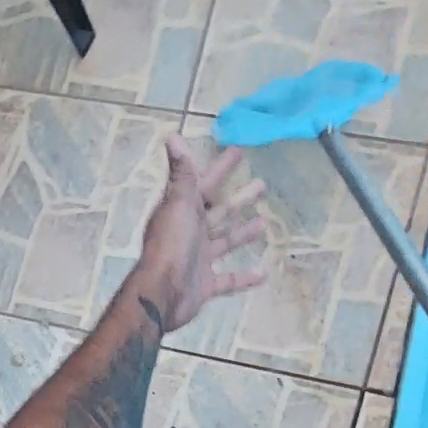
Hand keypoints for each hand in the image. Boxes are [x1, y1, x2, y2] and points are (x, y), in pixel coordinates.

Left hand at [134, 136, 269, 331]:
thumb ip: (180, 173)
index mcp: (183, 211)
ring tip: (264, 221)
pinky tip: (264, 273)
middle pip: (218, 212)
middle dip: (238, 198)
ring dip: (243, 232)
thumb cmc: (171, 245)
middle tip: (262, 184)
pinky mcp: (204, 285)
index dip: (221, 168)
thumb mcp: (178, 203)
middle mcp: (190, 233)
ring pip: (224, 242)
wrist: (163, 293)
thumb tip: (172, 135)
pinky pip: (228, 279)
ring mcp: (197, 260)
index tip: (239, 150)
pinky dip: (244, 277)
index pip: (204, 184)